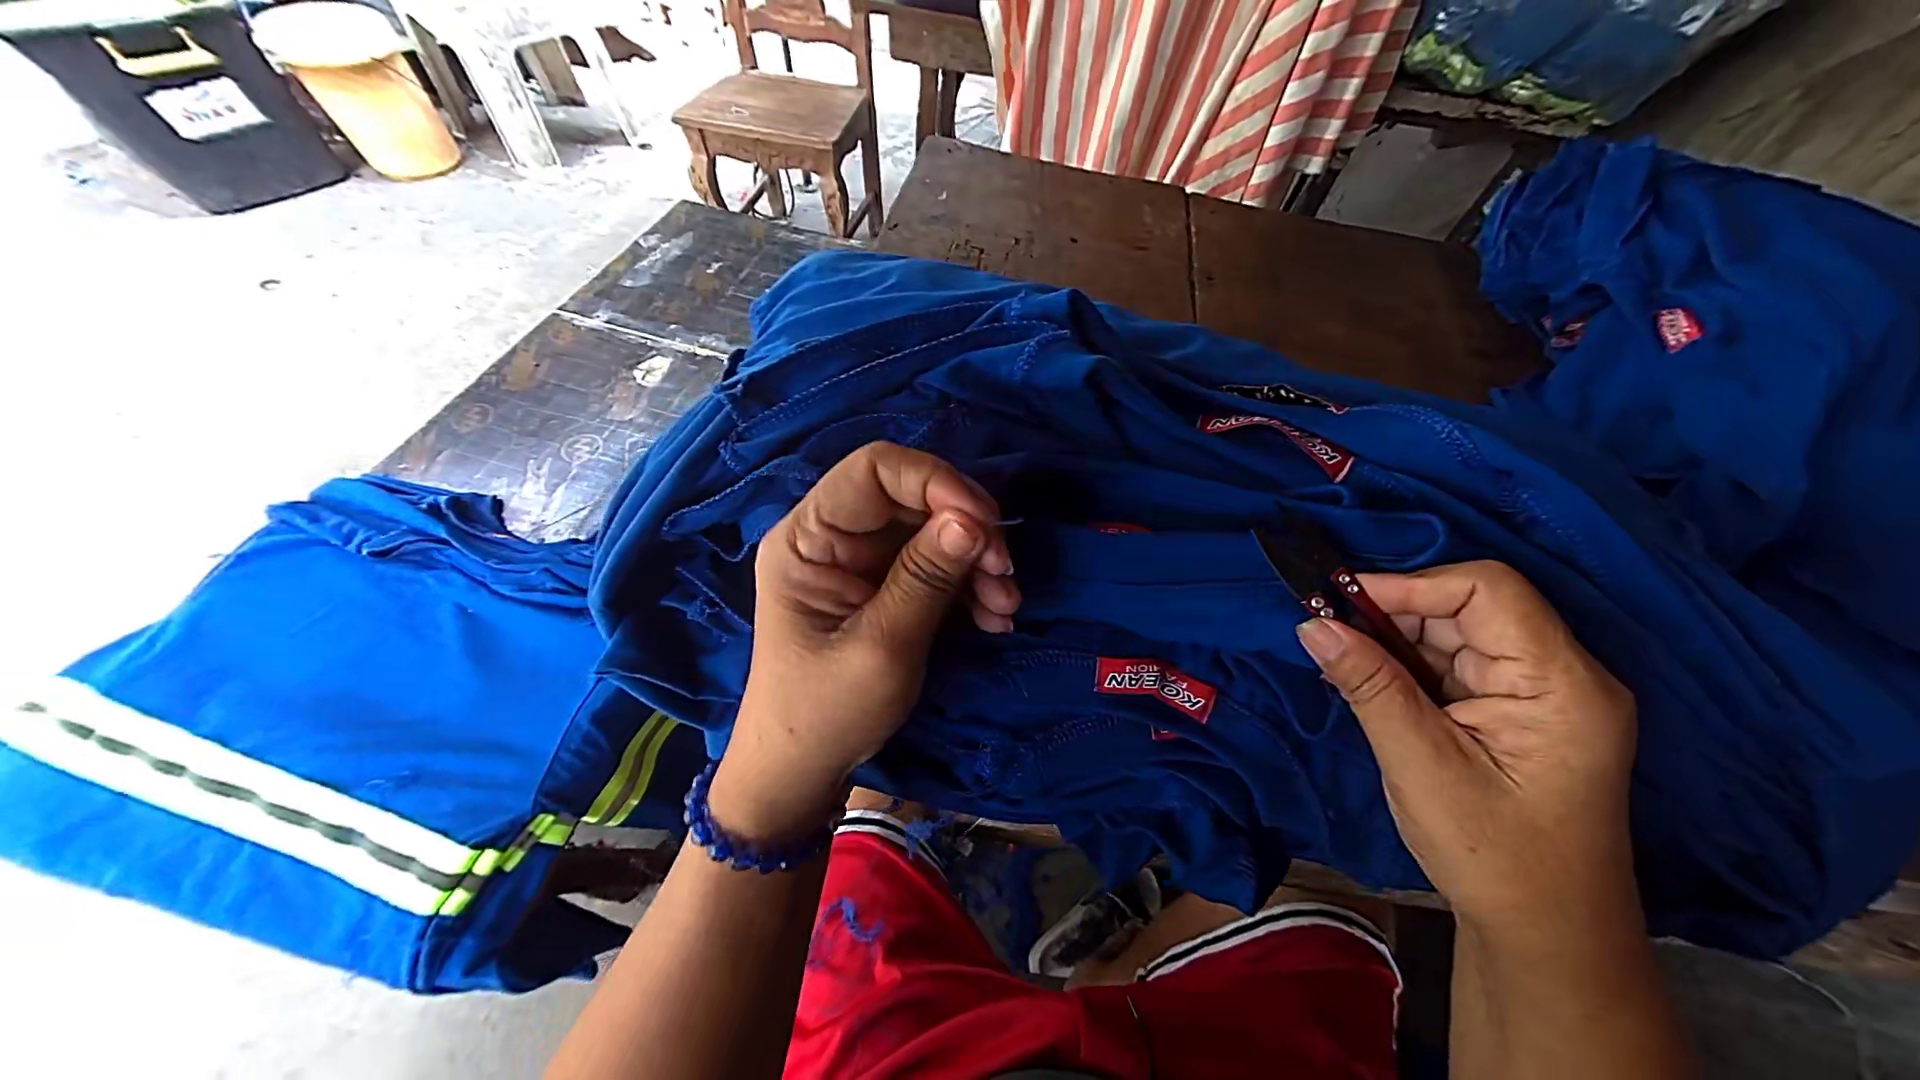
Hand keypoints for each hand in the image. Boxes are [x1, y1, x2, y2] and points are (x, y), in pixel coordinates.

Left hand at [709, 443, 1019, 843]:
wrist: (802, 771)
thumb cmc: (826, 714)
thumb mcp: (882, 647)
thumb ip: (925, 578)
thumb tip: (973, 520)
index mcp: (808, 538)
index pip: (874, 470)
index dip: (936, 482)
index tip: (985, 523)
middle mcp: (832, 537)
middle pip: (912, 499)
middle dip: (967, 529)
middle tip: (1004, 577)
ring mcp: (859, 562)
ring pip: (932, 531)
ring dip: (977, 563)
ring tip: (1004, 608)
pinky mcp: (883, 587)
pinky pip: (935, 565)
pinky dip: (969, 585)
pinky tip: (993, 618)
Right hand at [1295, 561, 1637, 936]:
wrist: (1544, 934)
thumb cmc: (1492, 856)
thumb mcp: (1420, 765)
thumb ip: (1368, 685)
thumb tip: (1312, 623)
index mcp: (1561, 684)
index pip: (1488, 590)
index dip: (1410, 585)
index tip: (1339, 600)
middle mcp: (1560, 675)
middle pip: (1470, 607)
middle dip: (1392, 612)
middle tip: (1325, 628)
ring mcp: (1539, 693)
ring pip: (1454, 633)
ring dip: (1391, 638)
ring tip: (1338, 657)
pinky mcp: (1513, 710)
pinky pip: (1451, 664)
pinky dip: (1402, 664)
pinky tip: (1364, 678)